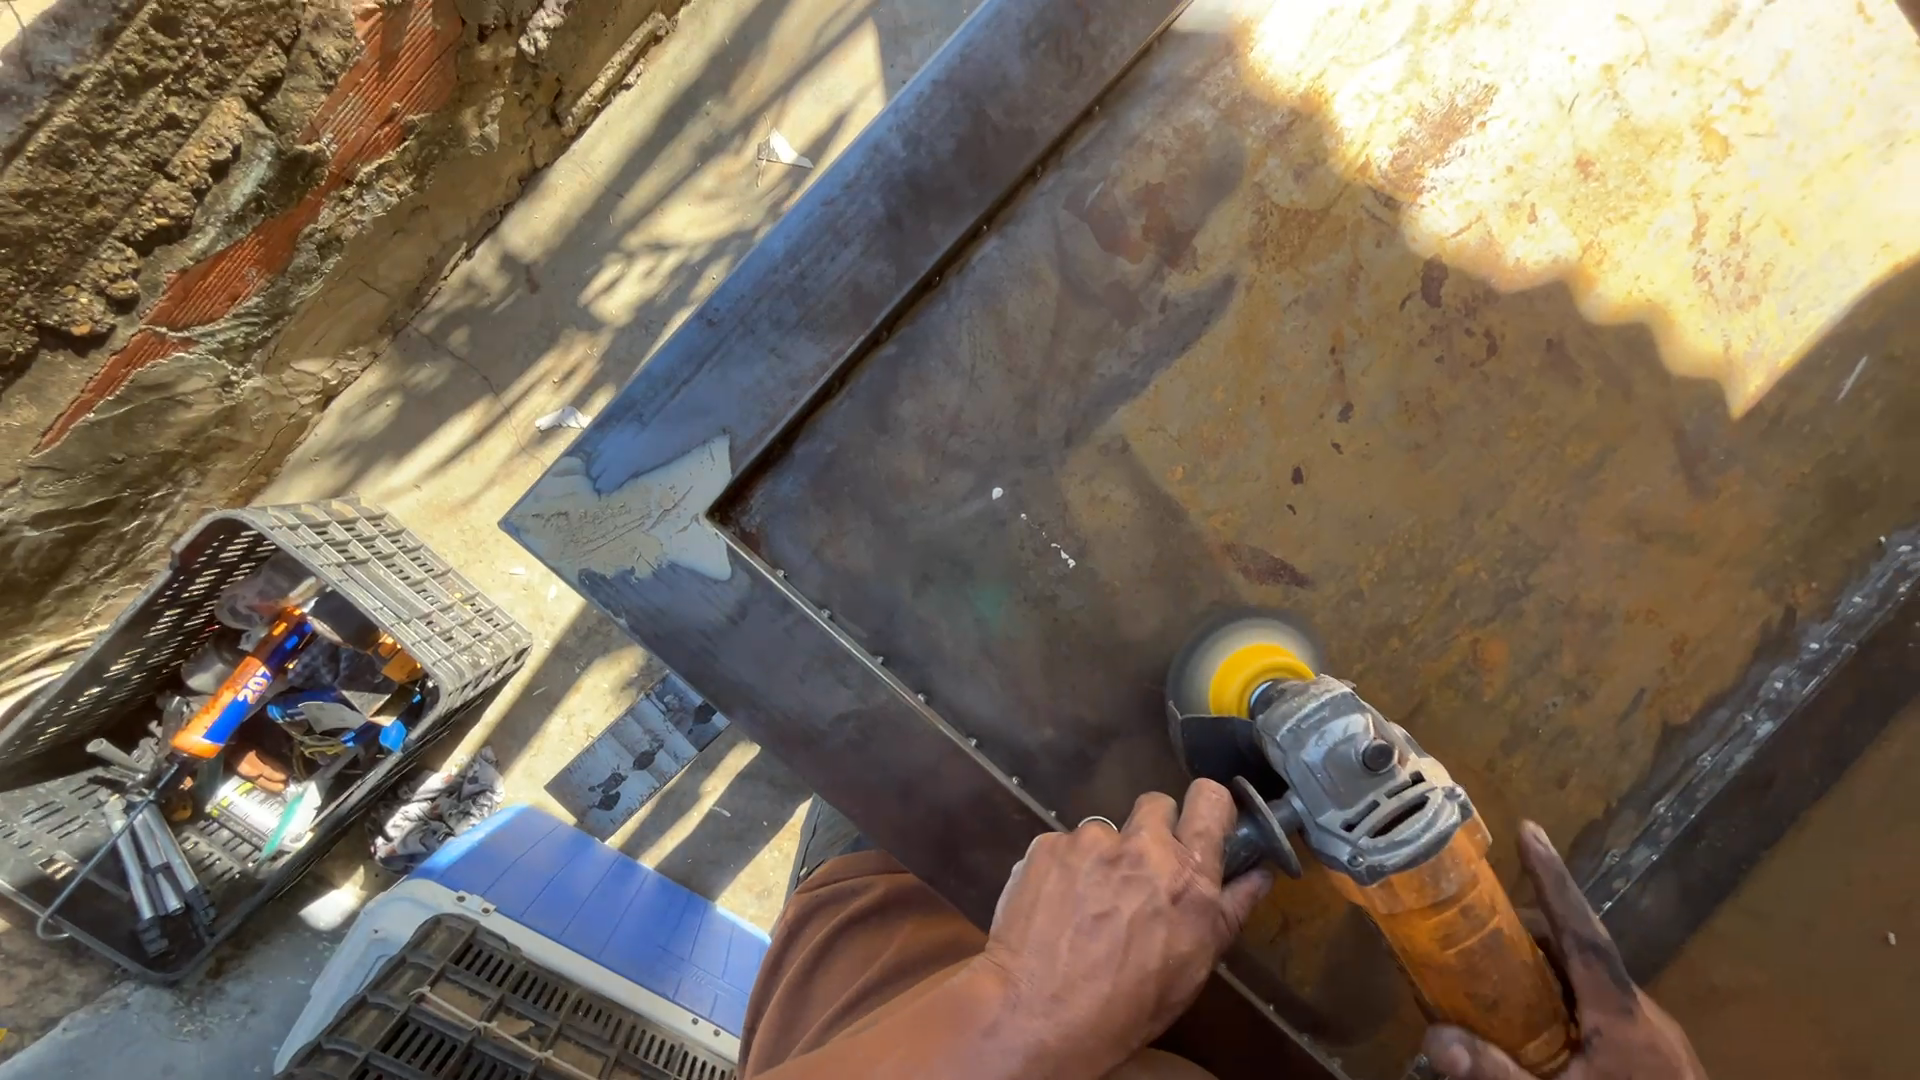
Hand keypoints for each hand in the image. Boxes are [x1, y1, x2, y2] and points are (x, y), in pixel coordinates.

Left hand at [978, 779, 1273, 1075]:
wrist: (1036, 1013)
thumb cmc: (1126, 1006)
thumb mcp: (1193, 966)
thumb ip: (1228, 910)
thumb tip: (1258, 875)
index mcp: (1188, 877)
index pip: (1211, 801)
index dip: (1208, 806)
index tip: (1201, 823)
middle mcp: (1143, 847)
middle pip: (1157, 805)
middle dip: (1152, 830)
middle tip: (1140, 871)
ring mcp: (1091, 840)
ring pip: (1107, 830)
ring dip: (1105, 856)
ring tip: (1089, 903)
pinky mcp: (1049, 843)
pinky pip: (1066, 845)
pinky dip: (1065, 868)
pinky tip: (1057, 906)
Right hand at [1422, 821, 1708, 1079]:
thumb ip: (1495, 1073)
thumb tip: (1430, 1035)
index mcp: (1623, 1015)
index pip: (1582, 929)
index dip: (1553, 877)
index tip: (1528, 829)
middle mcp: (1643, 1015)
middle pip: (1577, 951)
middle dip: (1525, 931)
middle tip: (1473, 932)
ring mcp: (1655, 1039)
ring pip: (1586, 982)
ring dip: (1540, 970)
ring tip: (1492, 982)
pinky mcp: (1655, 1061)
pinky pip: (1597, 1010)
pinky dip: (1557, 1000)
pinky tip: (1532, 1030)